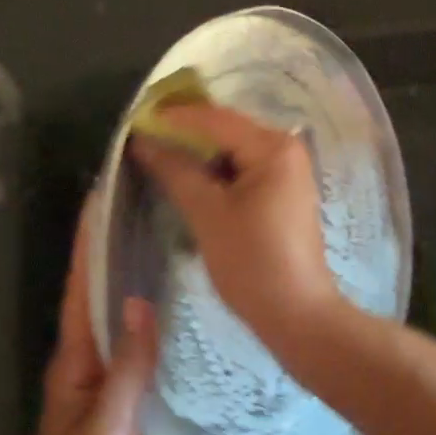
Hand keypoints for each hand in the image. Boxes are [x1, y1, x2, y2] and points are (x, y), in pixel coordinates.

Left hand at [34, 197, 158, 434]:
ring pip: (135, 322)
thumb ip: (127, 367)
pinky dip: (170, 323)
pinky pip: (156, 353)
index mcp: (75, 364)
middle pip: (108, 297)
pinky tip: (196, 304)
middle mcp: (96, 365)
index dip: (89, 241)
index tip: (102, 192)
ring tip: (180, 235)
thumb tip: (141, 298)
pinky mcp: (144, 405)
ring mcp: (120, 386)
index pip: (82, 289)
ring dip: (149, 280)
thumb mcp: (108, 428)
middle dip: (123, 250)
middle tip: (154, 203)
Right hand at [131, 104, 345, 351]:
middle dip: (186, 135)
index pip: (216, 119)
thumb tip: (143, 141)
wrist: (297, 316)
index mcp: (273, 147)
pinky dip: (217, 172)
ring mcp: (288, 170)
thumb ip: (175, 171)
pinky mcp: (283, 191)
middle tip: (145, 138)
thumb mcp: (207, 214)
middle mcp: (286, 148)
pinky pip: (243, 169)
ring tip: (160, 157)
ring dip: (200, 155)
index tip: (138, 120)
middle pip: (227, 131)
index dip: (175, 118)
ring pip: (233, 150)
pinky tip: (190, 180)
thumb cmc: (252, 262)